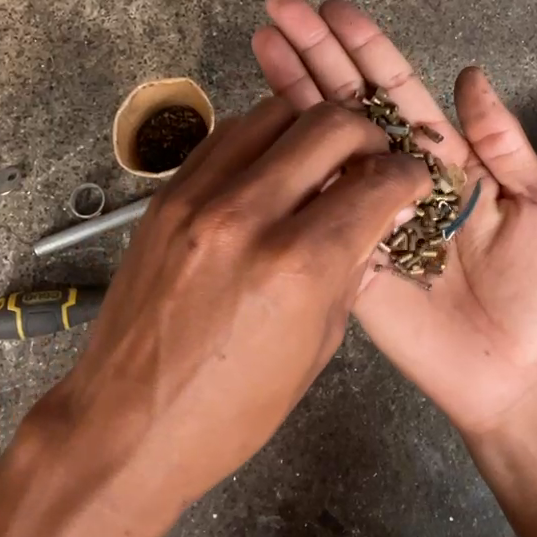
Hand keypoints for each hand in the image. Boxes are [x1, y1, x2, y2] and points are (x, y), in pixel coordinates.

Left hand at [0, 96, 430, 536]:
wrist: (126, 423)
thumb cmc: (232, 410)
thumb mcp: (317, 347)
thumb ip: (352, 266)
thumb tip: (382, 213)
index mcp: (298, 265)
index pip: (375, 182)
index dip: (407, 174)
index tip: (410, 178)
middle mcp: (249, 214)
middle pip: (328, 124)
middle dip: (366, 134)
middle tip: (371, 158)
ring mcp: (199, 196)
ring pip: (273, 112)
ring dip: (311, 126)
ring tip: (321, 157)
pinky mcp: (166, 194)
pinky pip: (226, 136)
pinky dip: (261, 138)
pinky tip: (271, 165)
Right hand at [251, 0, 536, 434]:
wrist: (517, 373)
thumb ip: (501, 140)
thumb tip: (471, 72)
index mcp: (441, 155)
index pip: (396, 88)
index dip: (366, 48)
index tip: (334, 9)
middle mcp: (393, 172)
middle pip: (348, 101)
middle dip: (316, 52)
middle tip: (280, 5)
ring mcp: (362, 210)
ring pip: (320, 141)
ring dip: (291, 91)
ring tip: (262, 42)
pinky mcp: (343, 252)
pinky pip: (312, 203)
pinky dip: (285, 164)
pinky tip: (260, 122)